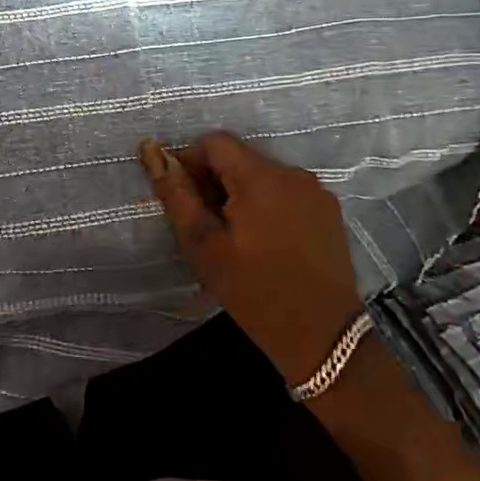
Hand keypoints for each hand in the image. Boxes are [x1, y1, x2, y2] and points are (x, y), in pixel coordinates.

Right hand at [139, 133, 362, 383]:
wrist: (323, 338)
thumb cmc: (254, 290)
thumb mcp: (203, 244)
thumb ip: (175, 193)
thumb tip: (151, 151)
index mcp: (261, 178)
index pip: (214, 142)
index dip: (190, 162)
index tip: (185, 198)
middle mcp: (292, 174)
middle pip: (239, 156)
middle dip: (214, 179)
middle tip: (204, 221)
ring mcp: (316, 192)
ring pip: (261, 173)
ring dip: (238, 192)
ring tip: (232, 234)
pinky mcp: (328, 211)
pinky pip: (284, 190)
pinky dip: (264, 203)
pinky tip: (262, 240)